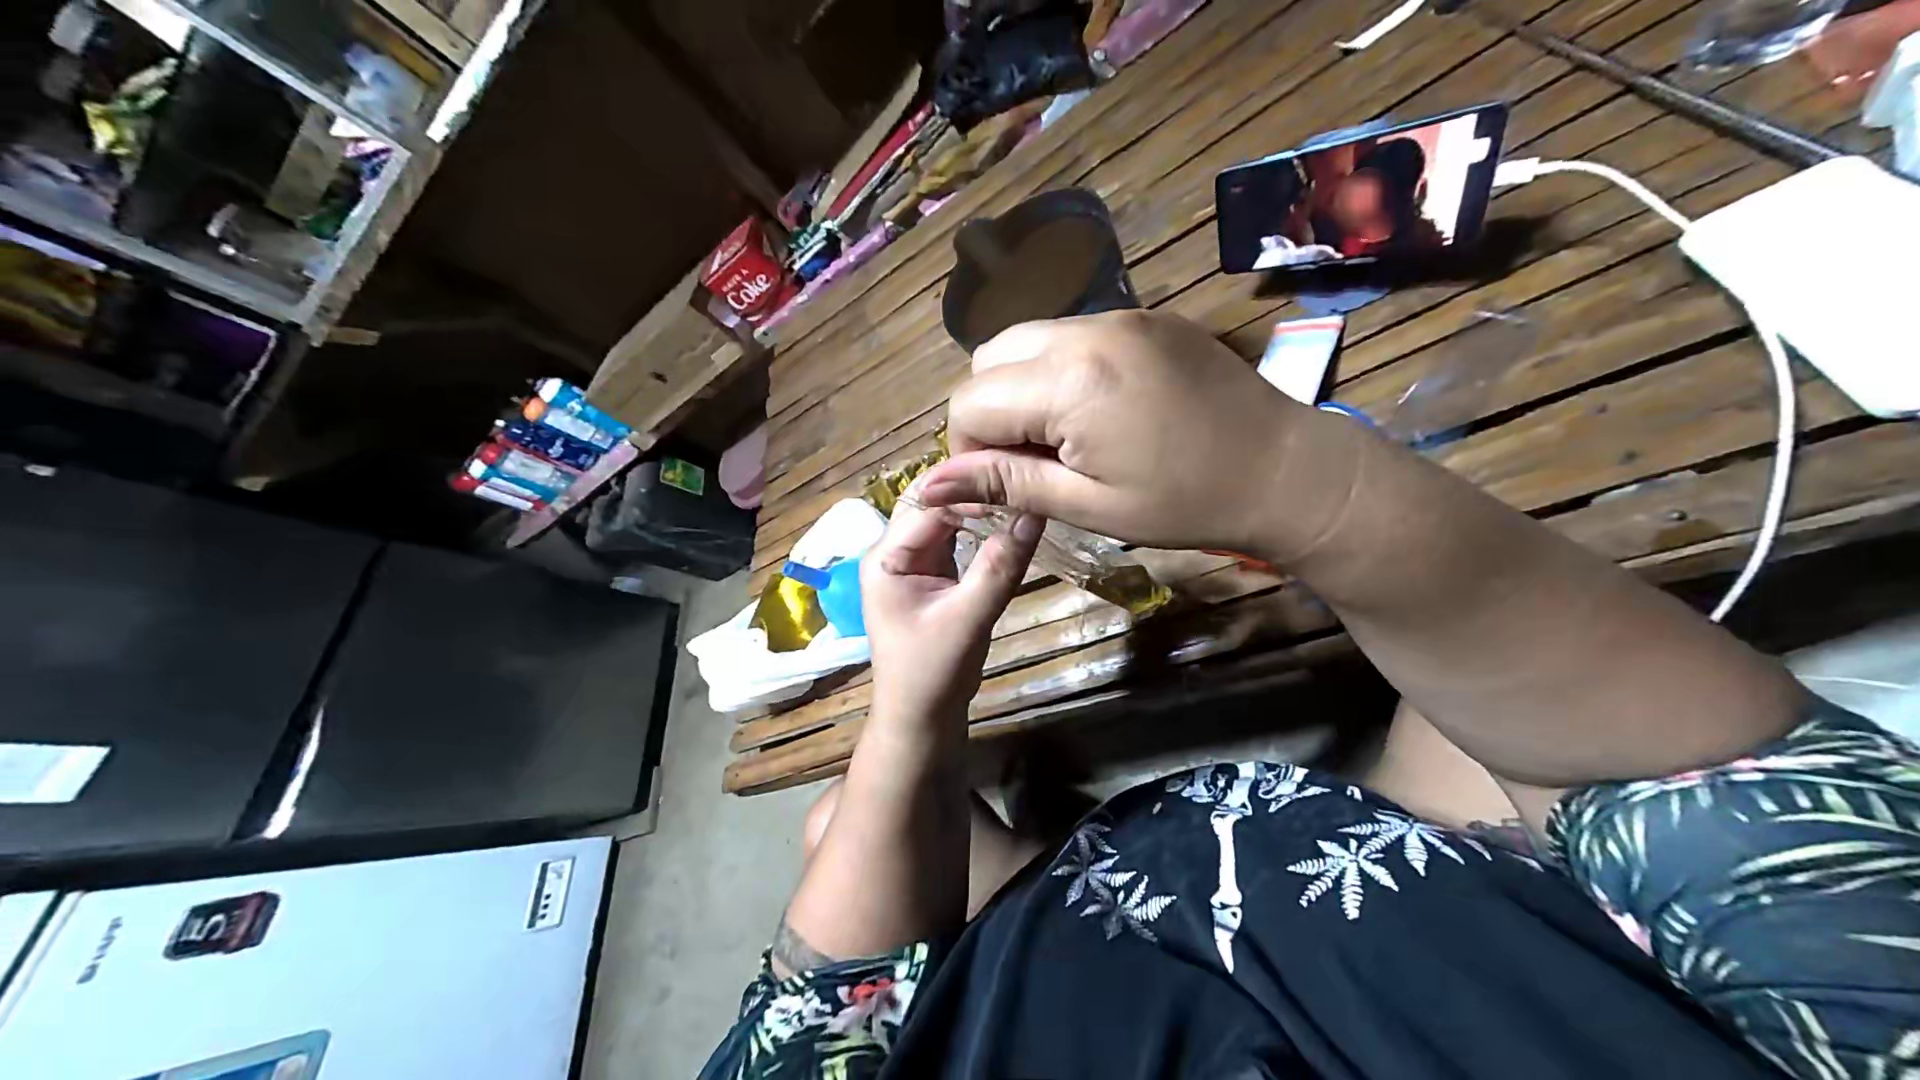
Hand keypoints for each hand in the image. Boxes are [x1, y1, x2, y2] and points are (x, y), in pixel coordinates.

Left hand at [860, 494, 1043, 722]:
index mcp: (886, 556)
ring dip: (979, 508)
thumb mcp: (969, 618)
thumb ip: (1000, 566)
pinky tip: (1007, 523)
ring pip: (946, 518)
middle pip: (935, 503)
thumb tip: (1036, 513)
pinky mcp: (932, 575)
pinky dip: (980, 529)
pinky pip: (956, 539)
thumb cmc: (933, 673)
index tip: (1018, 484)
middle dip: (975, 492)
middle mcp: (894, 551)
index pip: (930, 504)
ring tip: (1019, 497)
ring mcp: (912, 562)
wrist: (921, 719)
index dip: (972, 490)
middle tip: (1021, 484)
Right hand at [916, 310, 1352, 559]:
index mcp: (1070, 382)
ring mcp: (1118, 316)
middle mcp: (1085, 332)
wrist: (1286, 469)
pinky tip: (1098, 410)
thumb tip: (930, 485)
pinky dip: (1059, 371)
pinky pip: (1069, 335)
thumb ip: (1006, 484)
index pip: (969, 401)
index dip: (969, 448)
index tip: (1007, 483)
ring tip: (1065, 436)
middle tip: (1034, 459)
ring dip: (1022, 388)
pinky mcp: (1143, 317)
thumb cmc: (1187, 502)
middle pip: (988, 359)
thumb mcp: (1089, 504)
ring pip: (1025, 340)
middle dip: (991, 411)